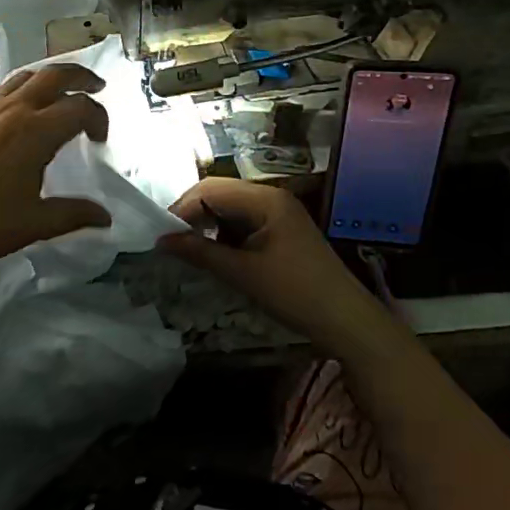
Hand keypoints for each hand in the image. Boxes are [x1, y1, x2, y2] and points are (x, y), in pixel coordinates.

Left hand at [0, 64, 111, 288]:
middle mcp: (12, 110)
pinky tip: (23, 109)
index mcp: (33, 132)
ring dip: (51, 76)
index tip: (101, 141)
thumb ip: (73, 215)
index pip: (79, 108)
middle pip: (54, 74)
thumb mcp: (31, 225)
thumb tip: (106, 217)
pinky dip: (24, 86)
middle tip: (97, 88)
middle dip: (81, 77)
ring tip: (64, 92)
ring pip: (26, 75)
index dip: (99, 118)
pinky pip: (3, 87)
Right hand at [159, 178, 393, 354]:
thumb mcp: (244, 274)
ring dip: (208, 225)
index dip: (183, 208)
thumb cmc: (295, 293)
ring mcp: (279, 213)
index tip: (162, 235)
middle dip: (193, 214)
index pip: (211, 189)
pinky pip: (245, 223)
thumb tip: (162, 240)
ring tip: (189, 250)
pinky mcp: (282, 231)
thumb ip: (201, 253)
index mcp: (265, 199)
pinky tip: (215, 255)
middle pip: (221, 194)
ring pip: (231, 209)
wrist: (347, 320)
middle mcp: (272, 197)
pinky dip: (226, 235)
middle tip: (171, 242)